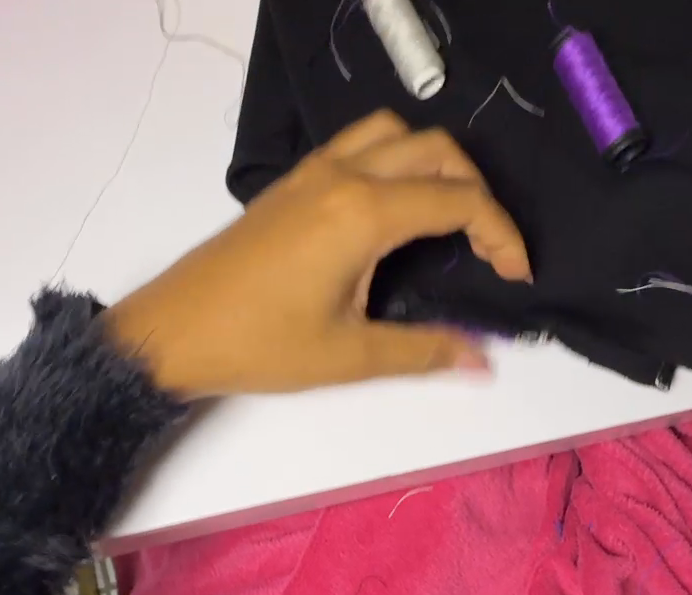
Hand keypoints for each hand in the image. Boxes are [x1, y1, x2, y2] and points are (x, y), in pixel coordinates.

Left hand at [104, 111, 530, 397]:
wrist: (175, 331)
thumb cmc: (260, 346)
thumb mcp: (349, 356)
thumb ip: (423, 352)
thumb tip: (483, 362)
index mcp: (363, 213)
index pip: (458, 201)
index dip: (501, 234)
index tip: (516, 275)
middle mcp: (342, 175)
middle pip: (435, 149)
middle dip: (476, 190)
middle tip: (487, 246)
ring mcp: (311, 173)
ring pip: (393, 134)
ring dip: (433, 164)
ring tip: (446, 218)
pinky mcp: (290, 185)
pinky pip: (357, 146)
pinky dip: (394, 163)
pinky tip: (391, 215)